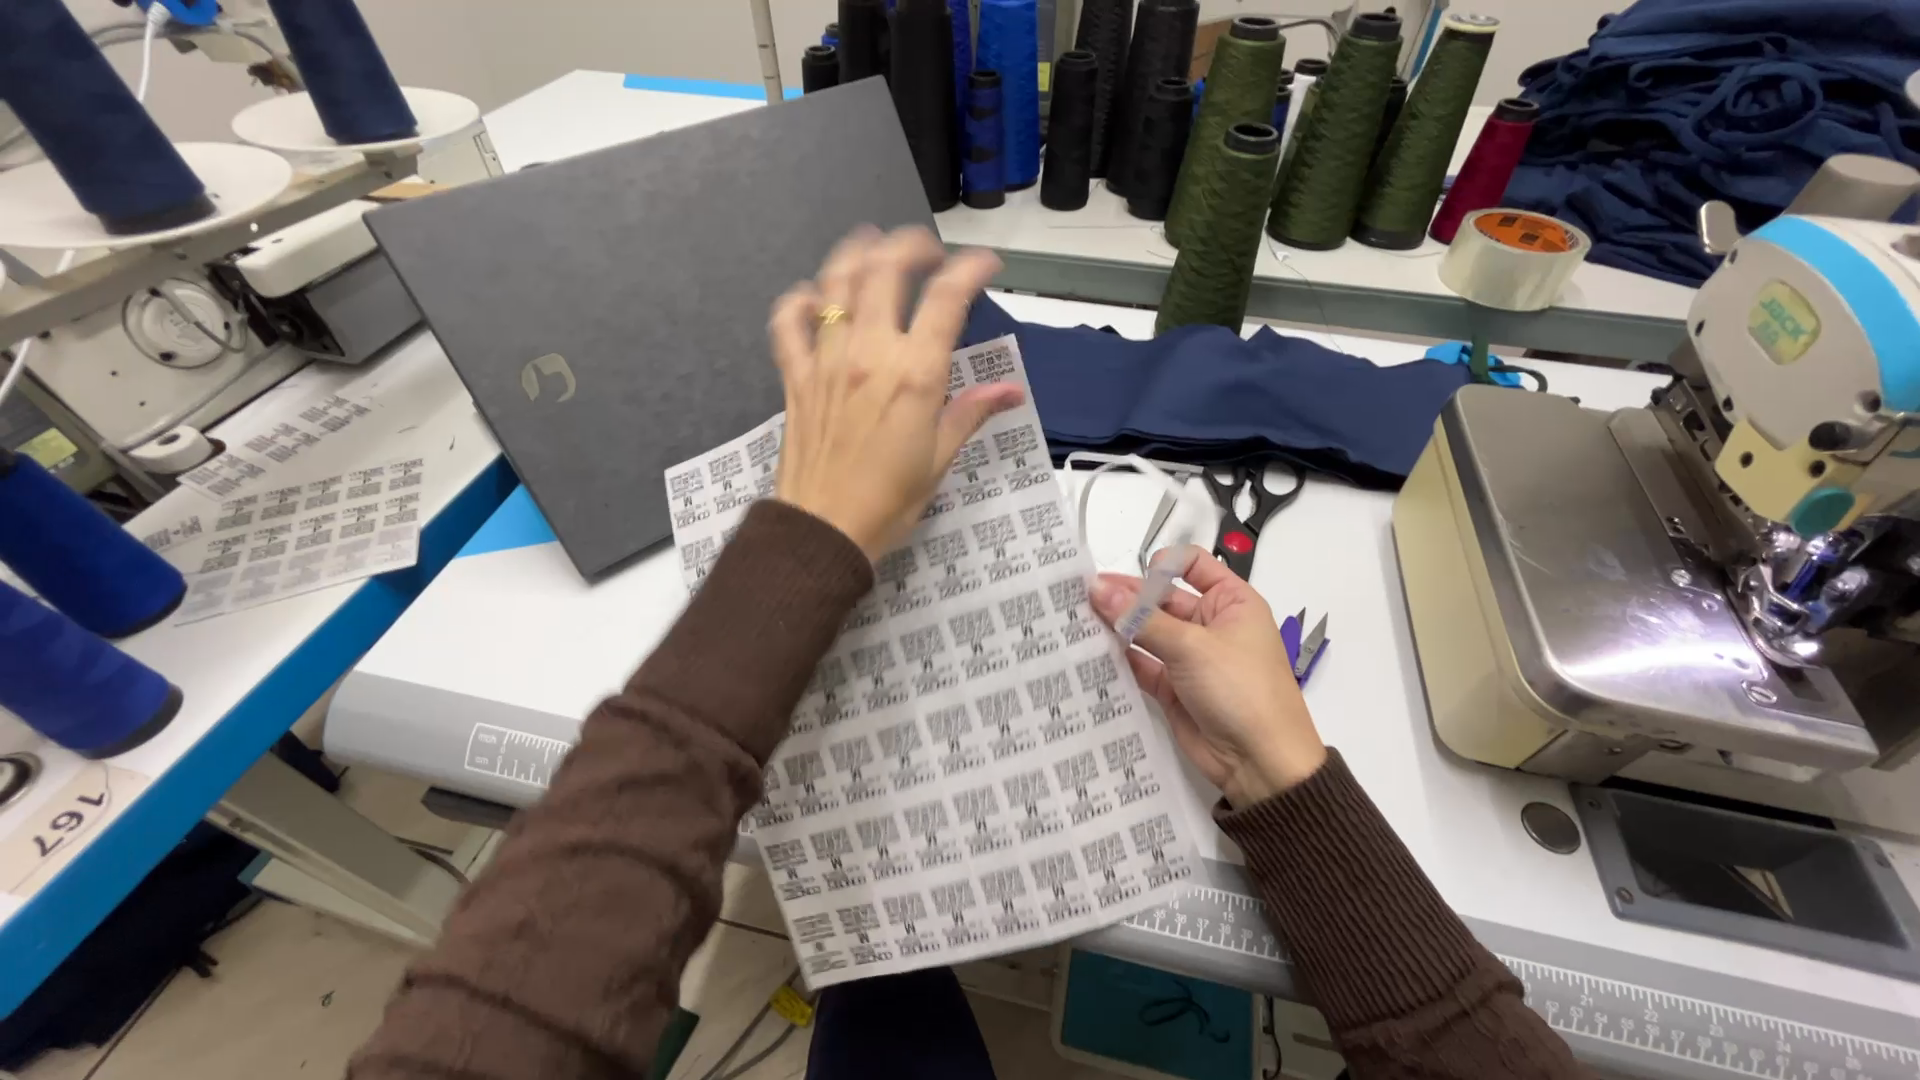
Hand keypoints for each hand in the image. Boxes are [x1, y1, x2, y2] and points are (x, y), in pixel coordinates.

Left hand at [768, 226, 1023, 559]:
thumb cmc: (890, 502)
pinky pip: (787, 324)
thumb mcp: (940, 459)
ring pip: (835, 284)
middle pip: (885, 271)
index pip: (947, 299)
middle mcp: (869, 354)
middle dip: (910, 246)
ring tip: (873, 247)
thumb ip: (970, 413)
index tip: (986, 264)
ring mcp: (826, 361)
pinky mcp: (795, 377)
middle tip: (927, 250)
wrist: (824, 531)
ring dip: (856, 254)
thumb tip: (1010, 391)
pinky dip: (798, 301)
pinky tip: (812, 296)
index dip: (971, 269)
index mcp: (914, 374)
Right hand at [1089, 546, 1326, 806]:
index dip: (1162, 565)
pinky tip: (1089, 650)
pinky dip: (1119, 659)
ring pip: (1147, 632)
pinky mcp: (1173, 687)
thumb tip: (1098, 589)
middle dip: (1126, 597)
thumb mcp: (1192, 646)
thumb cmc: (1242, 690)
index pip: (1193, 565)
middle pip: (1161, 599)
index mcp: (1231, 601)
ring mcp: (1190, 657)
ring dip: (1118, 627)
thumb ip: (1141, 618)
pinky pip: (1141, 665)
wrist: (1261, 764)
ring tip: (1076, 619)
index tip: (1131, 579)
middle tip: (1082, 595)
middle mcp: (1210, 624)